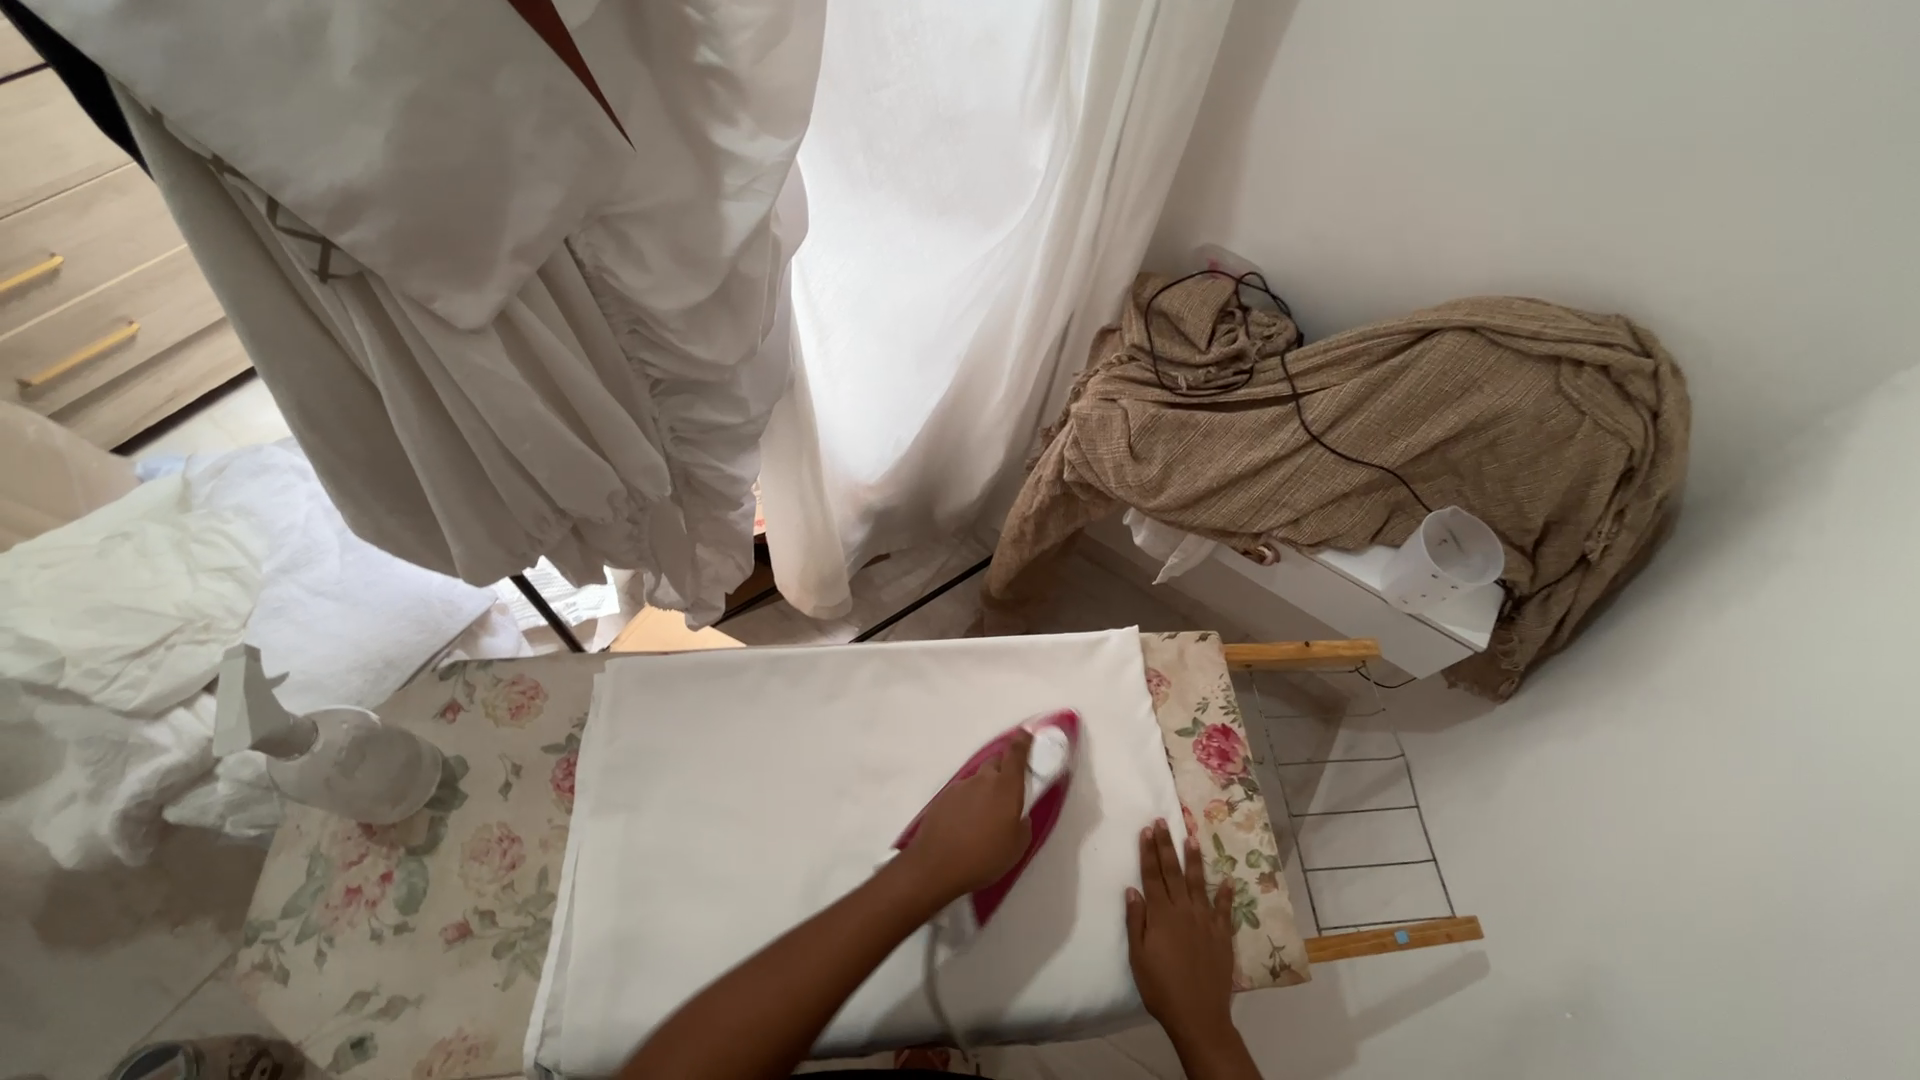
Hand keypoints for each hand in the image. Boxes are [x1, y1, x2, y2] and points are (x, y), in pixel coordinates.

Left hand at [895, 731, 1033, 903]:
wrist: (936, 866)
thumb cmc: (984, 857)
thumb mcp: (1017, 846)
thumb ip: (1022, 823)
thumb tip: (1018, 815)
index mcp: (1006, 787)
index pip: (1016, 754)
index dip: (1023, 742)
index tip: (1026, 734)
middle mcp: (982, 780)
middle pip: (996, 764)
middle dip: (1003, 771)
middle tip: (1008, 793)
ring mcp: (960, 787)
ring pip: (978, 781)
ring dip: (984, 792)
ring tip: (983, 819)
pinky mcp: (942, 798)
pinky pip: (962, 795)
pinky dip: (967, 804)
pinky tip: (964, 826)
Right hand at [1126, 818, 1236, 1041]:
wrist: (1198, 1015)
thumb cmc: (1160, 987)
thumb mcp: (1138, 957)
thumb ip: (1136, 921)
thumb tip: (1132, 890)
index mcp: (1161, 915)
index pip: (1152, 876)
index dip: (1148, 852)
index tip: (1146, 830)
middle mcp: (1183, 911)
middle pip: (1173, 872)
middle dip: (1166, 845)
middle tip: (1162, 822)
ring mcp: (1205, 921)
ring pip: (1197, 883)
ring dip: (1194, 860)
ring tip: (1191, 838)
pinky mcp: (1222, 936)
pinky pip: (1224, 910)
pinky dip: (1225, 894)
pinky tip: (1227, 880)